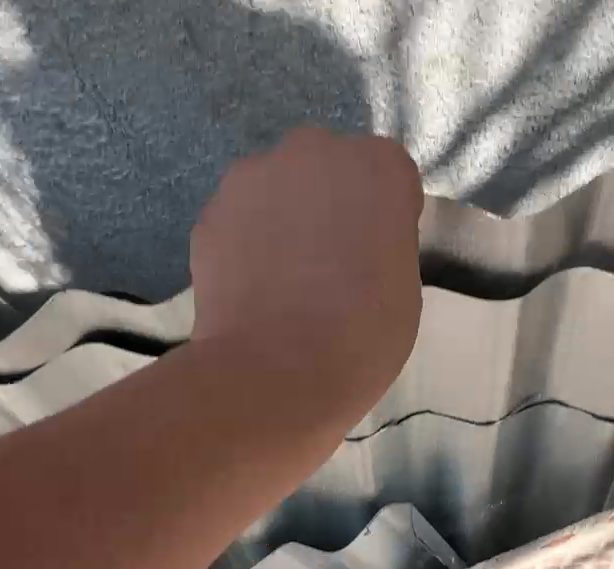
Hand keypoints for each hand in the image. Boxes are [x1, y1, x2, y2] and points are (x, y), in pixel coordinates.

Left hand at [190, 129, 423, 384]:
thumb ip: (383, 246)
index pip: (389, 179)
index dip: (383, 220)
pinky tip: (252, 292)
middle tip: (330, 266)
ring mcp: (253, 177)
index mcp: (378, 168)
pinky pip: (239, 222)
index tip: (377, 258)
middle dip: (330, 206)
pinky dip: (246, 246)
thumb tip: (355, 246)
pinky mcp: (210, 213)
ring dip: (283, 220)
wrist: (277, 372)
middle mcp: (314, 151)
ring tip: (284, 283)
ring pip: (276, 190)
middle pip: (327, 169)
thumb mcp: (403, 289)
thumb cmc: (362, 337)